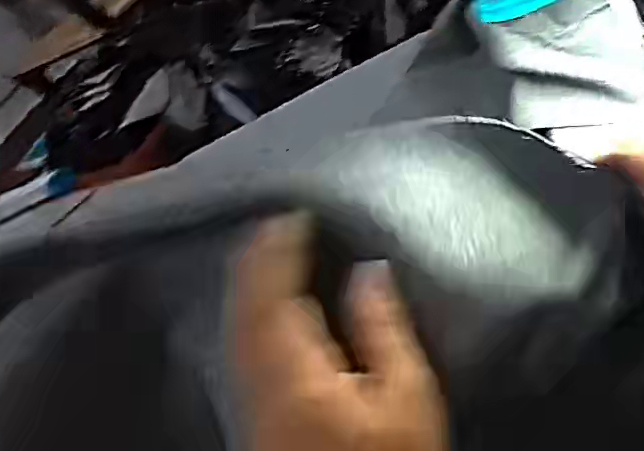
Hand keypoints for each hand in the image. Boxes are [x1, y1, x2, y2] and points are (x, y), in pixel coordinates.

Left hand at [232, 216, 446, 450]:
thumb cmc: (392, 446)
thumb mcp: (405, 386)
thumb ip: (384, 326)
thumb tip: (370, 271)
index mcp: (298, 378)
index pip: (276, 305)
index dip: (279, 258)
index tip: (290, 216)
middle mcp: (262, 392)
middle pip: (245, 321)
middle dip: (255, 268)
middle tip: (268, 223)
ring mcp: (253, 409)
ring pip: (238, 338)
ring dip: (249, 289)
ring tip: (263, 251)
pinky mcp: (258, 418)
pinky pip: (245, 351)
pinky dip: (252, 315)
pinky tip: (265, 305)